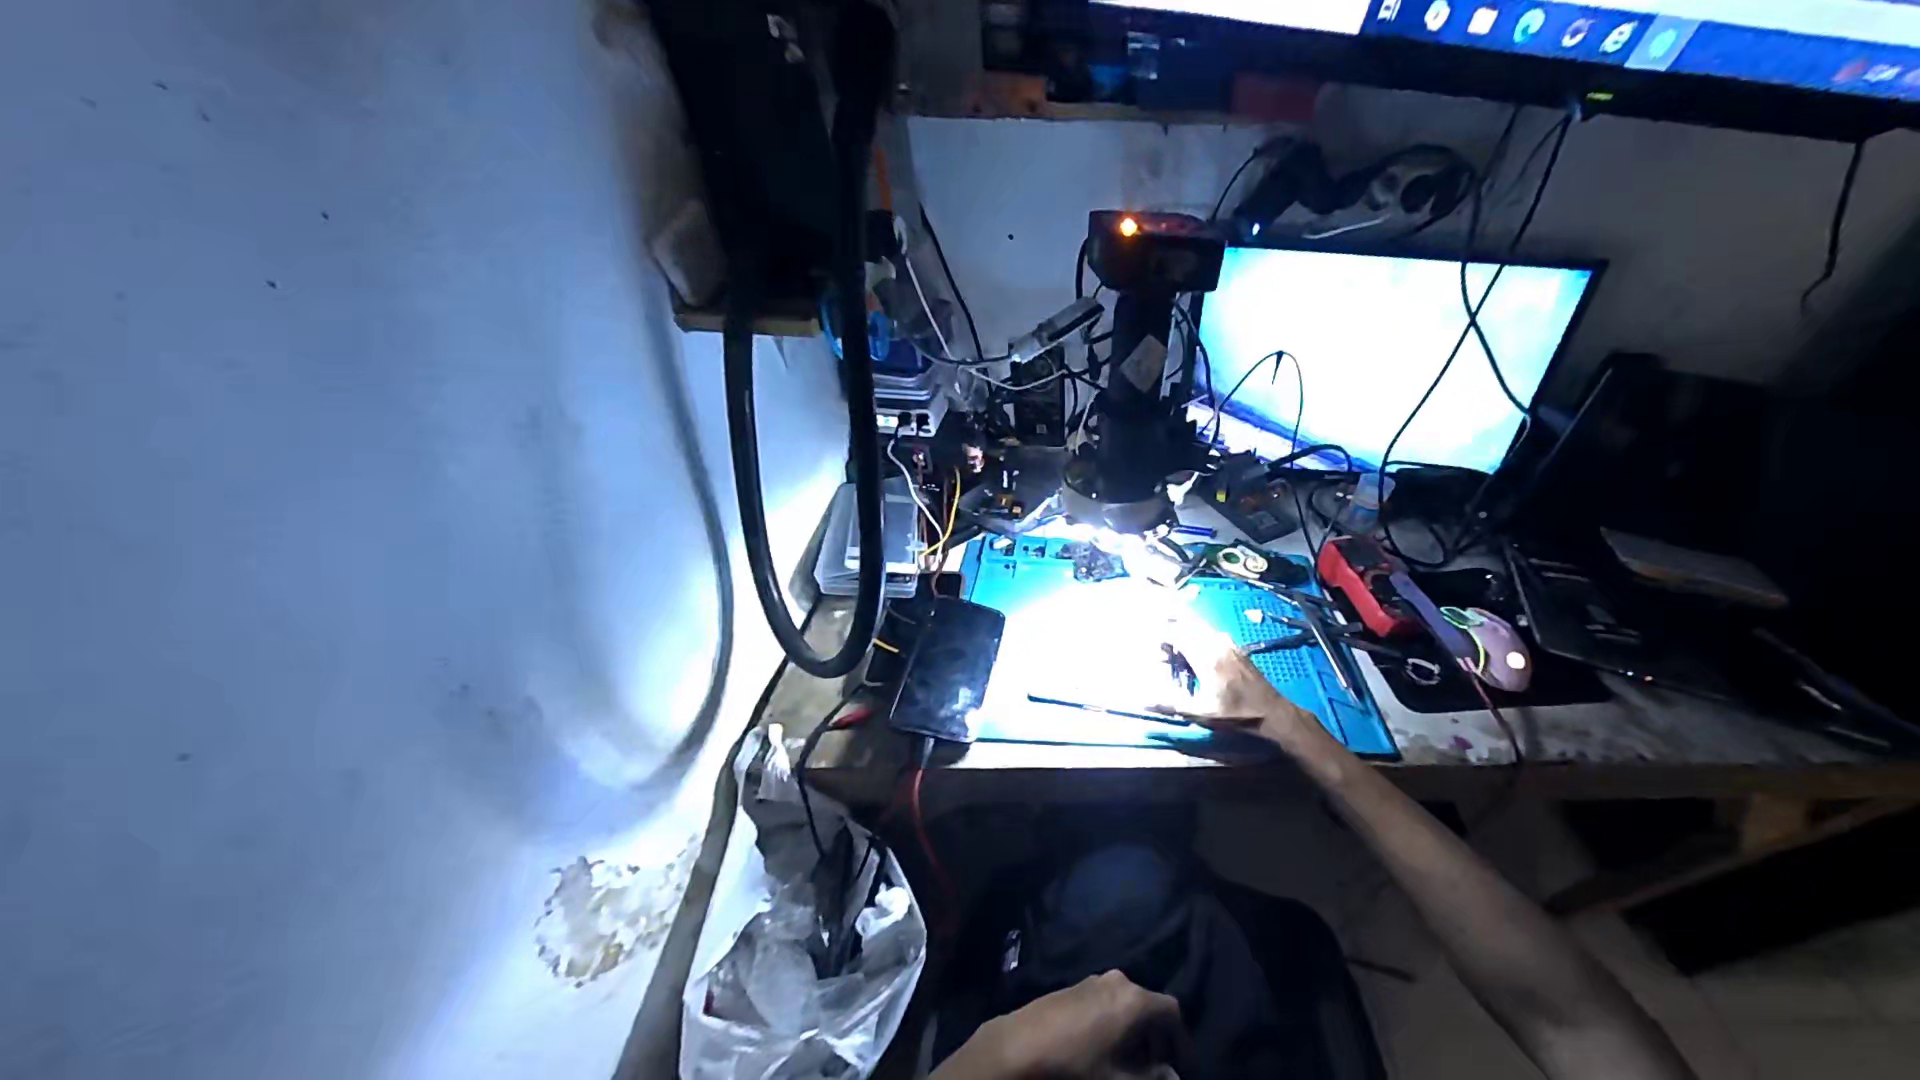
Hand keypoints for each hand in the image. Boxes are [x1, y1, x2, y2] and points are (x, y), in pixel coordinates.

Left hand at [932, 970, 1188, 1079]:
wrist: (1023, 1042)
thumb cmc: (1076, 1061)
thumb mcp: (1118, 1079)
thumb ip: (1150, 1079)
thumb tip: (1172, 1078)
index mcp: (1133, 998)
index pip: (1171, 1011)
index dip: (1180, 1039)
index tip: (1180, 1066)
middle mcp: (1117, 981)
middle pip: (1150, 1005)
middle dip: (1157, 1038)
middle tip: (1155, 1069)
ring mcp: (1095, 980)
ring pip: (1129, 1003)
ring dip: (1136, 1032)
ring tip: (1132, 1063)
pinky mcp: (1077, 985)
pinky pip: (1109, 999)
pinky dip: (1117, 1022)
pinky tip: (1108, 1048)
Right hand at [1150, 619, 1321, 748]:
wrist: (1272, 712)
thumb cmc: (1236, 714)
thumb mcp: (1202, 713)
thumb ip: (1173, 706)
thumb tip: (1145, 703)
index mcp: (1206, 659)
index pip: (1177, 635)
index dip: (1162, 635)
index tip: (1154, 643)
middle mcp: (1216, 645)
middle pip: (1188, 624)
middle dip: (1171, 625)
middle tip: (1160, 635)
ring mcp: (1228, 644)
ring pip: (1201, 625)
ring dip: (1185, 627)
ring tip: (1174, 637)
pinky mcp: (1236, 648)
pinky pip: (1212, 632)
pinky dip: (1198, 632)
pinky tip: (1196, 643)